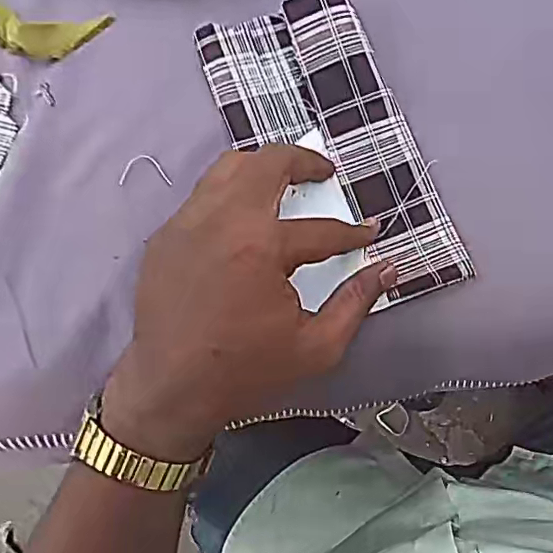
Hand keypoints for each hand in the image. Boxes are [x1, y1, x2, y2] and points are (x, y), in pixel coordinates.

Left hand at [98, 145, 395, 460]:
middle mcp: (219, 221)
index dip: (351, 233)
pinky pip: (202, 197)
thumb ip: (356, 300)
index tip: (368, 235)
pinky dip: (230, 195)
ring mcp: (185, 225)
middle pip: (265, 164)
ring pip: (226, 169)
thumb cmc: (246, 372)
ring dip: (262, 169)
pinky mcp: (165, 239)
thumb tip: (387, 269)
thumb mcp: (317, 346)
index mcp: (260, 247)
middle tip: (324, 172)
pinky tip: (245, 219)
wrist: (171, 391)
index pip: (320, 229)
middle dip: (302, 161)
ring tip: (285, 183)